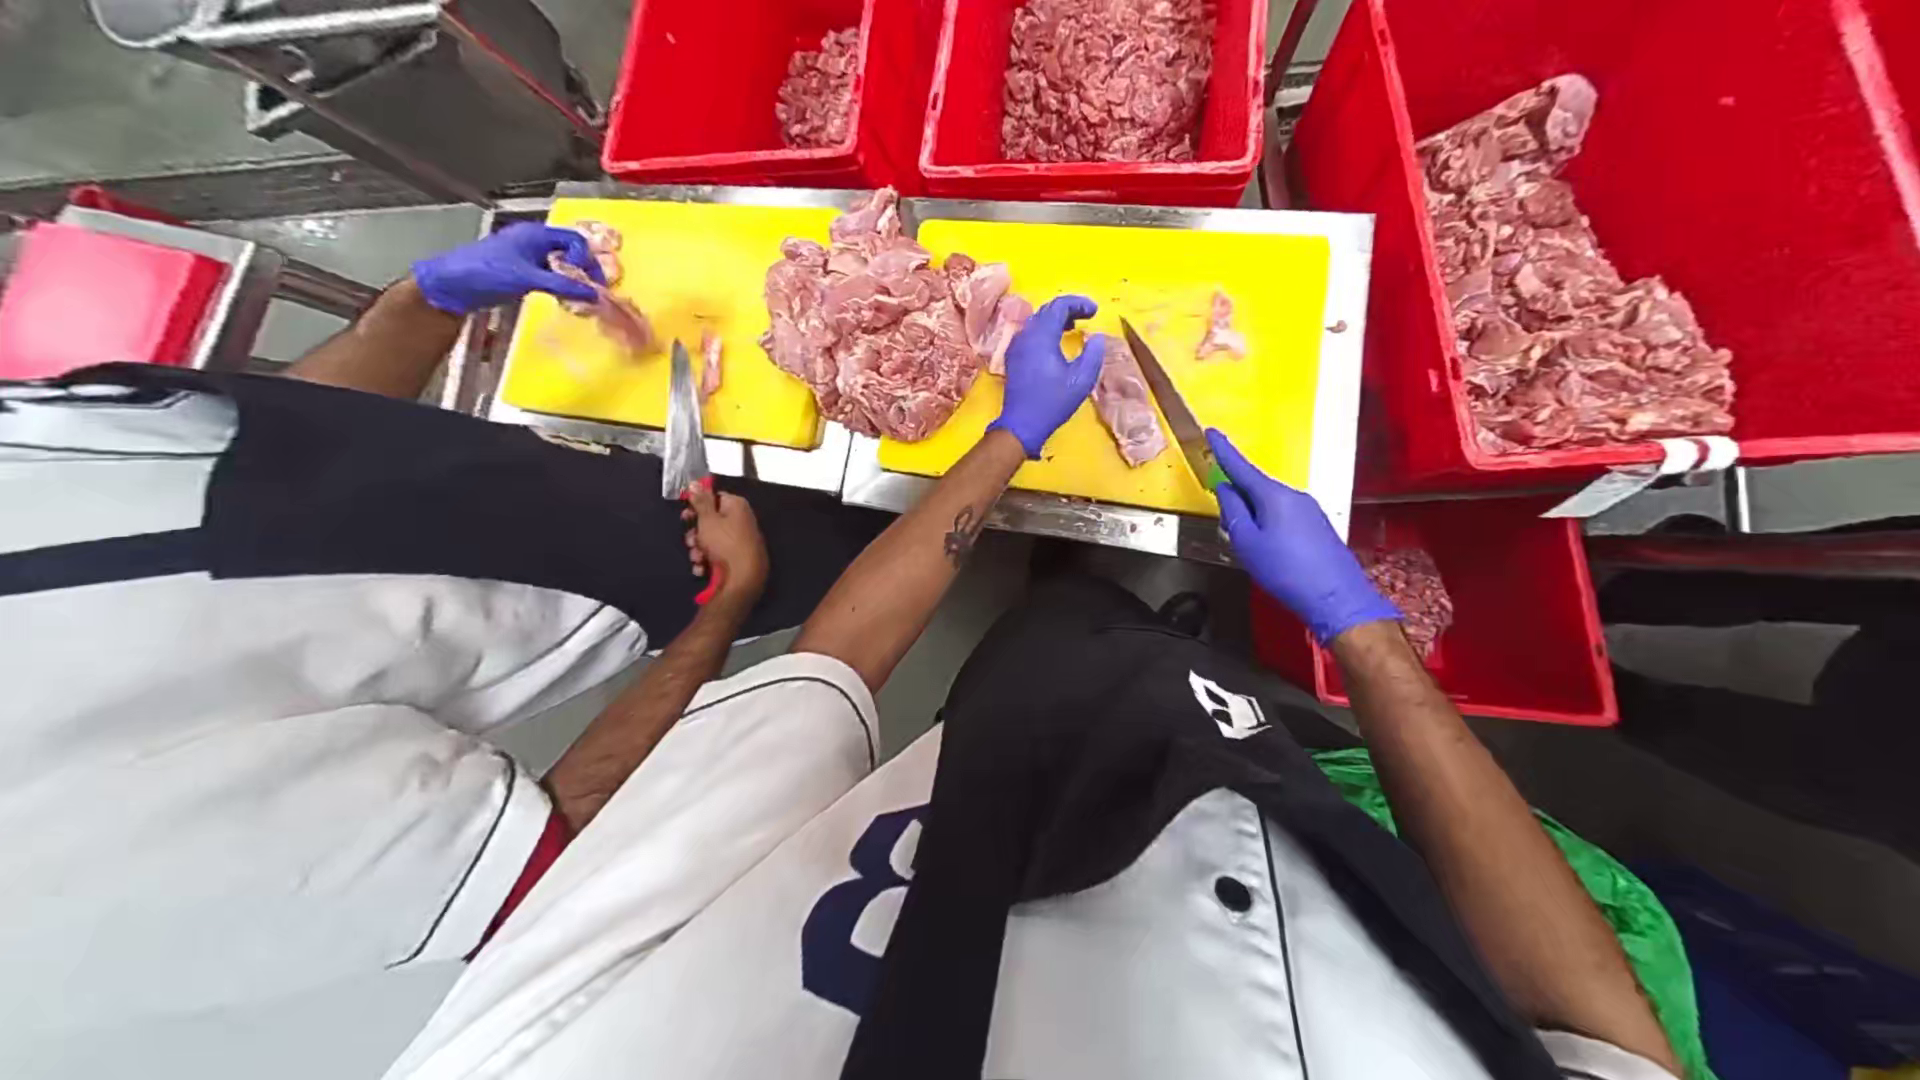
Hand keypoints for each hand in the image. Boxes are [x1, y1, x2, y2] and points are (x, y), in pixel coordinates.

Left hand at [411, 223, 605, 315]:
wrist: (452, 286)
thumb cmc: (487, 273)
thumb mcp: (528, 278)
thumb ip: (563, 286)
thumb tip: (596, 295)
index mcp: (535, 234)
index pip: (576, 241)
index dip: (587, 260)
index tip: (591, 282)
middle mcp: (534, 241)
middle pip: (572, 252)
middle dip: (585, 271)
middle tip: (592, 292)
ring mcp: (529, 256)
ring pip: (563, 265)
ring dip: (575, 280)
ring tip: (580, 299)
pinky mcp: (525, 272)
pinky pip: (553, 275)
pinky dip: (563, 286)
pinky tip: (565, 299)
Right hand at [682, 484, 768, 608]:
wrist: (743, 577)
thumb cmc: (724, 543)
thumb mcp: (708, 519)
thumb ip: (700, 501)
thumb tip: (695, 482)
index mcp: (737, 506)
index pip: (714, 498)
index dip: (698, 506)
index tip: (685, 515)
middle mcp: (741, 520)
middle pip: (711, 521)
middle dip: (696, 533)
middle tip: (692, 542)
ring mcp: (740, 539)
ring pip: (711, 540)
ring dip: (699, 549)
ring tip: (698, 558)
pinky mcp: (737, 557)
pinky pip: (717, 553)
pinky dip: (707, 560)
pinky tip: (703, 568)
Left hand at [987, 295, 1105, 457]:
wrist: (1021, 424)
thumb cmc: (1052, 402)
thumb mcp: (1081, 380)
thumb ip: (1093, 354)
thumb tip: (1097, 338)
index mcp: (1041, 336)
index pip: (1059, 305)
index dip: (1079, 303)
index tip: (1095, 311)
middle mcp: (1025, 336)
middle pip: (1046, 310)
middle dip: (1068, 309)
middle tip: (1087, 316)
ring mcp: (1016, 346)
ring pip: (1036, 321)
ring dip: (1056, 320)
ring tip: (1074, 327)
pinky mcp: (1013, 358)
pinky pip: (1030, 334)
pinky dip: (1045, 331)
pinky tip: (1055, 344)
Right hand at [1209, 429, 1400, 643]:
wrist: (1336, 598)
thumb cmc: (1285, 571)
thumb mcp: (1247, 542)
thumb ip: (1233, 512)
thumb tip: (1226, 489)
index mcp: (1274, 496)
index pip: (1242, 467)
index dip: (1223, 451)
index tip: (1211, 433)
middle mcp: (1294, 496)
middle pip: (1256, 487)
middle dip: (1237, 497)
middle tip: (1224, 522)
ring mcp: (1309, 510)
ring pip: (1269, 503)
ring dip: (1252, 514)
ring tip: (1245, 542)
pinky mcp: (1316, 526)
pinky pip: (1283, 514)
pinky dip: (1267, 522)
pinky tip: (1265, 546)